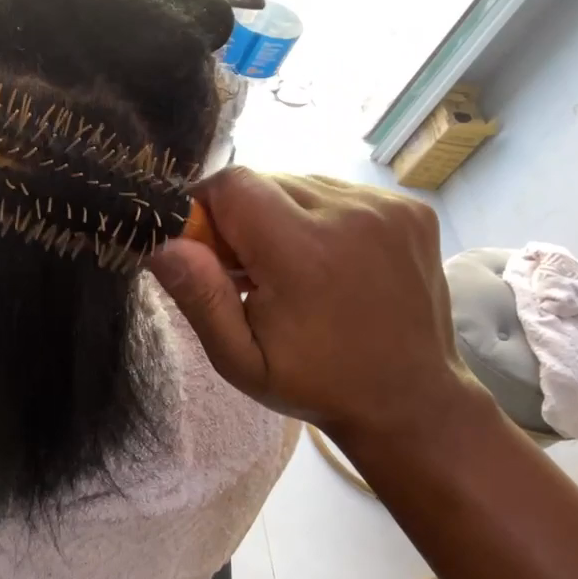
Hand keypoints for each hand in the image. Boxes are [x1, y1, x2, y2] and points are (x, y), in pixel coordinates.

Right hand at [150, 168, 473, 438]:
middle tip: (245, 270)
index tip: (205, 249)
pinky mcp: (414, 208)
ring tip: (288, 267)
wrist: (410, 398)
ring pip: (301, 181)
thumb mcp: (239, 359)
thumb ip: (201, 298)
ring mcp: (388, 208)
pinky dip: (319, 216)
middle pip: (265, 180)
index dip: (205, 208)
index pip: (232, 184)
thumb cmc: (313, 383)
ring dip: (280, 213)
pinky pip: (340, 190)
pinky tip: (326, 259)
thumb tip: (164, 244)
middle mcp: (349, 215)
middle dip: (240, 216)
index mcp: (302, 253)